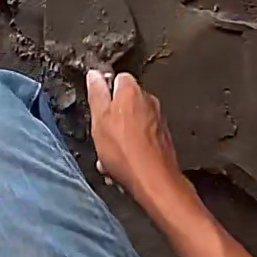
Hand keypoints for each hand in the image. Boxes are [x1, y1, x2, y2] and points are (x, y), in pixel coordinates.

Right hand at [86, 70, 195, 215]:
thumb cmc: (125, 151)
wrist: (154, 181)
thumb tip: (94, 74)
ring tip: (110, 157)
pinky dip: (131, 148)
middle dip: (111, 119)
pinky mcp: (162, 138)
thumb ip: (96, 93)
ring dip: (119, 137)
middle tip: (102, 136)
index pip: (116, 78)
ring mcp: (157, 119)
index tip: (97, 108)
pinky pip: (140, 138)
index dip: (104, 93)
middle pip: (123, 102)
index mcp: (131, 91)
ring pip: (131, 123)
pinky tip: (123, 164)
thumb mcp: (99, 119)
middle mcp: (148, 100)